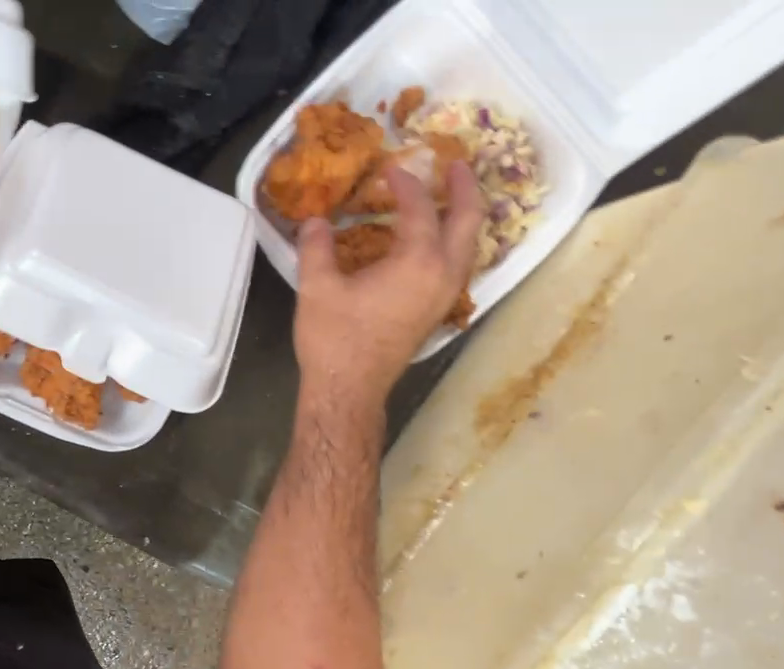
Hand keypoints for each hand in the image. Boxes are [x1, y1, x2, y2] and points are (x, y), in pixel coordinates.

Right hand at [292, 160, 482, 407]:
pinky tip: (438, 243)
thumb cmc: (334, 338)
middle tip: (453, 166)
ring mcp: (446, 293)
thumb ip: (316, 250)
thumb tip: (313, 221)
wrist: (349, 386)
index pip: (420, 210)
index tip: (392, 169)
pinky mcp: (438, 309)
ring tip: (452, 199)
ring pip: (470, 242)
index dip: (406, 186)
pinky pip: (459, 263)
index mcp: (417, 261)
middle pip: (468, 219)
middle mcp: (443, 272)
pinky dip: (455, 241)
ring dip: (465, 215)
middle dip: (463, 188)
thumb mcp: (316, 290)